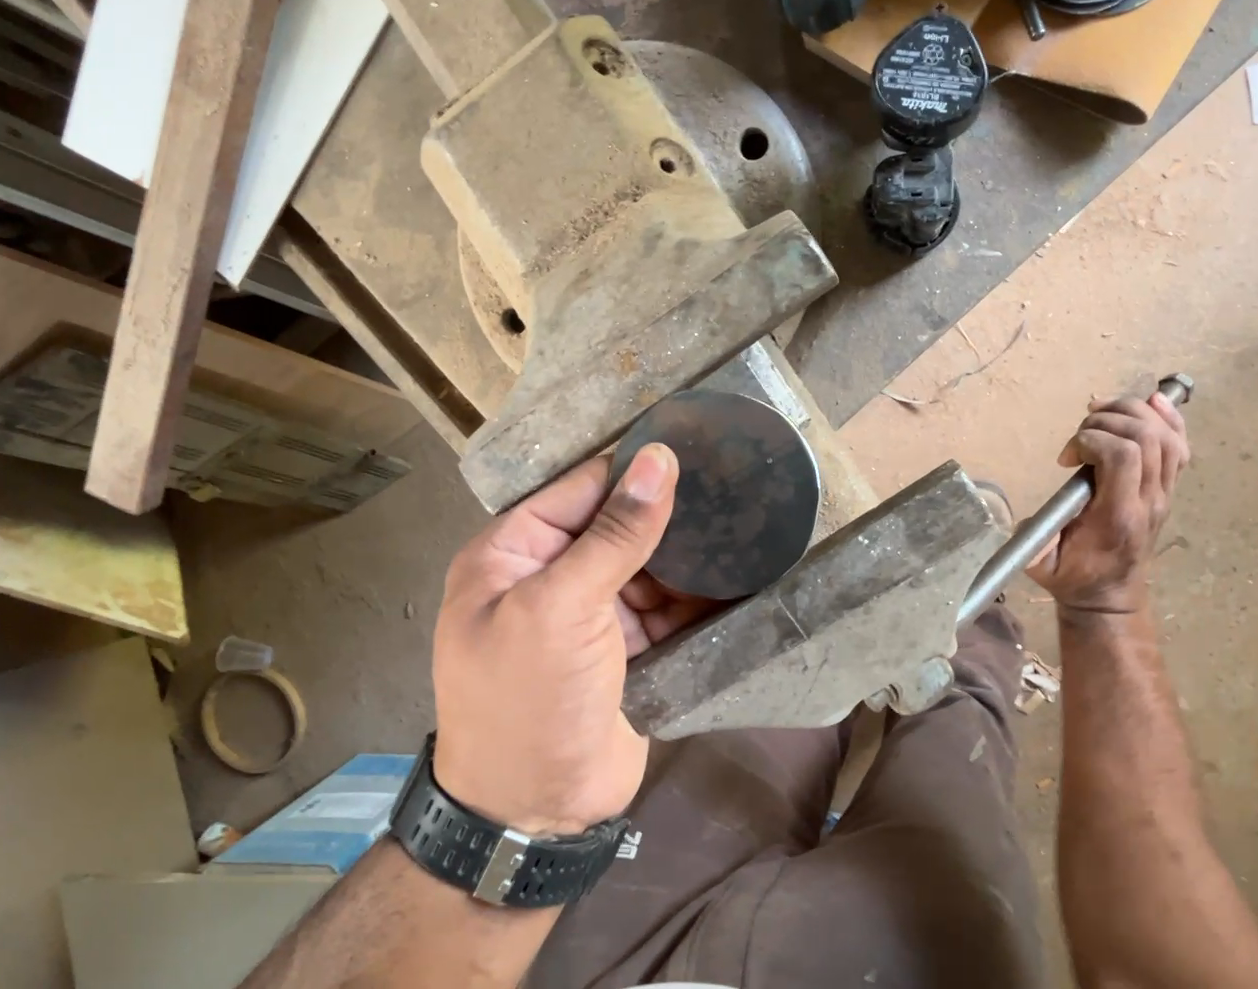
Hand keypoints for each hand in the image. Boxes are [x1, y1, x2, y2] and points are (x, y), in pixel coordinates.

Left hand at [430, 445, 712, 835]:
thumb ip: (614, 533)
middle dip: (667, 513)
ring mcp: (586, 617)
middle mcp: (546, 577)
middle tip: (734, 483)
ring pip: (644, 568)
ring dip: (687, 557)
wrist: (534, 814)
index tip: (693, 443)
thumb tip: (658, 459)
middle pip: (614, 527)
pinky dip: (693, 599)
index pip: (577, 490)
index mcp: (510, 554)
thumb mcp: (562, 606)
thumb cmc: (529, 698)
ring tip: (747, 524)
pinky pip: (662, 610)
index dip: (631, 468)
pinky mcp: (622, 652)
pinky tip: (737, 577)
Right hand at [1025, 392, 1189, 615]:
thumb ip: (1034, 540)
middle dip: (1109, 420)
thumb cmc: (1073, 578)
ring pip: (1165, 436)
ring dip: (1132, 413)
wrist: (1109, 597)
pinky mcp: (1167, 488)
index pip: (1124, 455)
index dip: (1090, 440)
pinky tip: (1151, 400)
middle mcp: (1149, 500)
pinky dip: (1168, 418)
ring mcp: (1164, 493)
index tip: (1065, 458)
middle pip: (1147, 436)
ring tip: (1100, 413)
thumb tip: (1026, 519)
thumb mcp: (1042, 565)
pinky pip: (1179, 445)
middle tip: (1080, 434)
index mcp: (1119, 516)